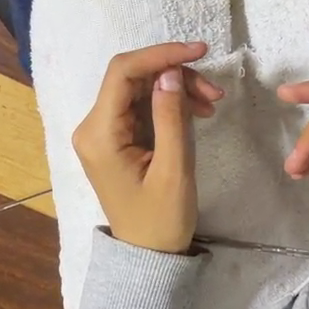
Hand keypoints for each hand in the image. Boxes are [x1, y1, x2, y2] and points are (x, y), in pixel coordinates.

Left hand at [73, 42, 224, 253]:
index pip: (123, 73)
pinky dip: (171, 103)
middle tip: (215, 93)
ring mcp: (104, 131)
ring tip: (212, 104)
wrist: (149, 257)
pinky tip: (198, 113)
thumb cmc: (161, 220)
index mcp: (99, 134)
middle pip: (133, 77)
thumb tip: (170, 72)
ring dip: (178, 88)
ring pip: (142, 88)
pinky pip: (144, 106)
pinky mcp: (118, 137)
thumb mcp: (174, 169)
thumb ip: (171, 117)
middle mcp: (93, 126)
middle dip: (176, 74)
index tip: (199, 52)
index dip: (161, 54)